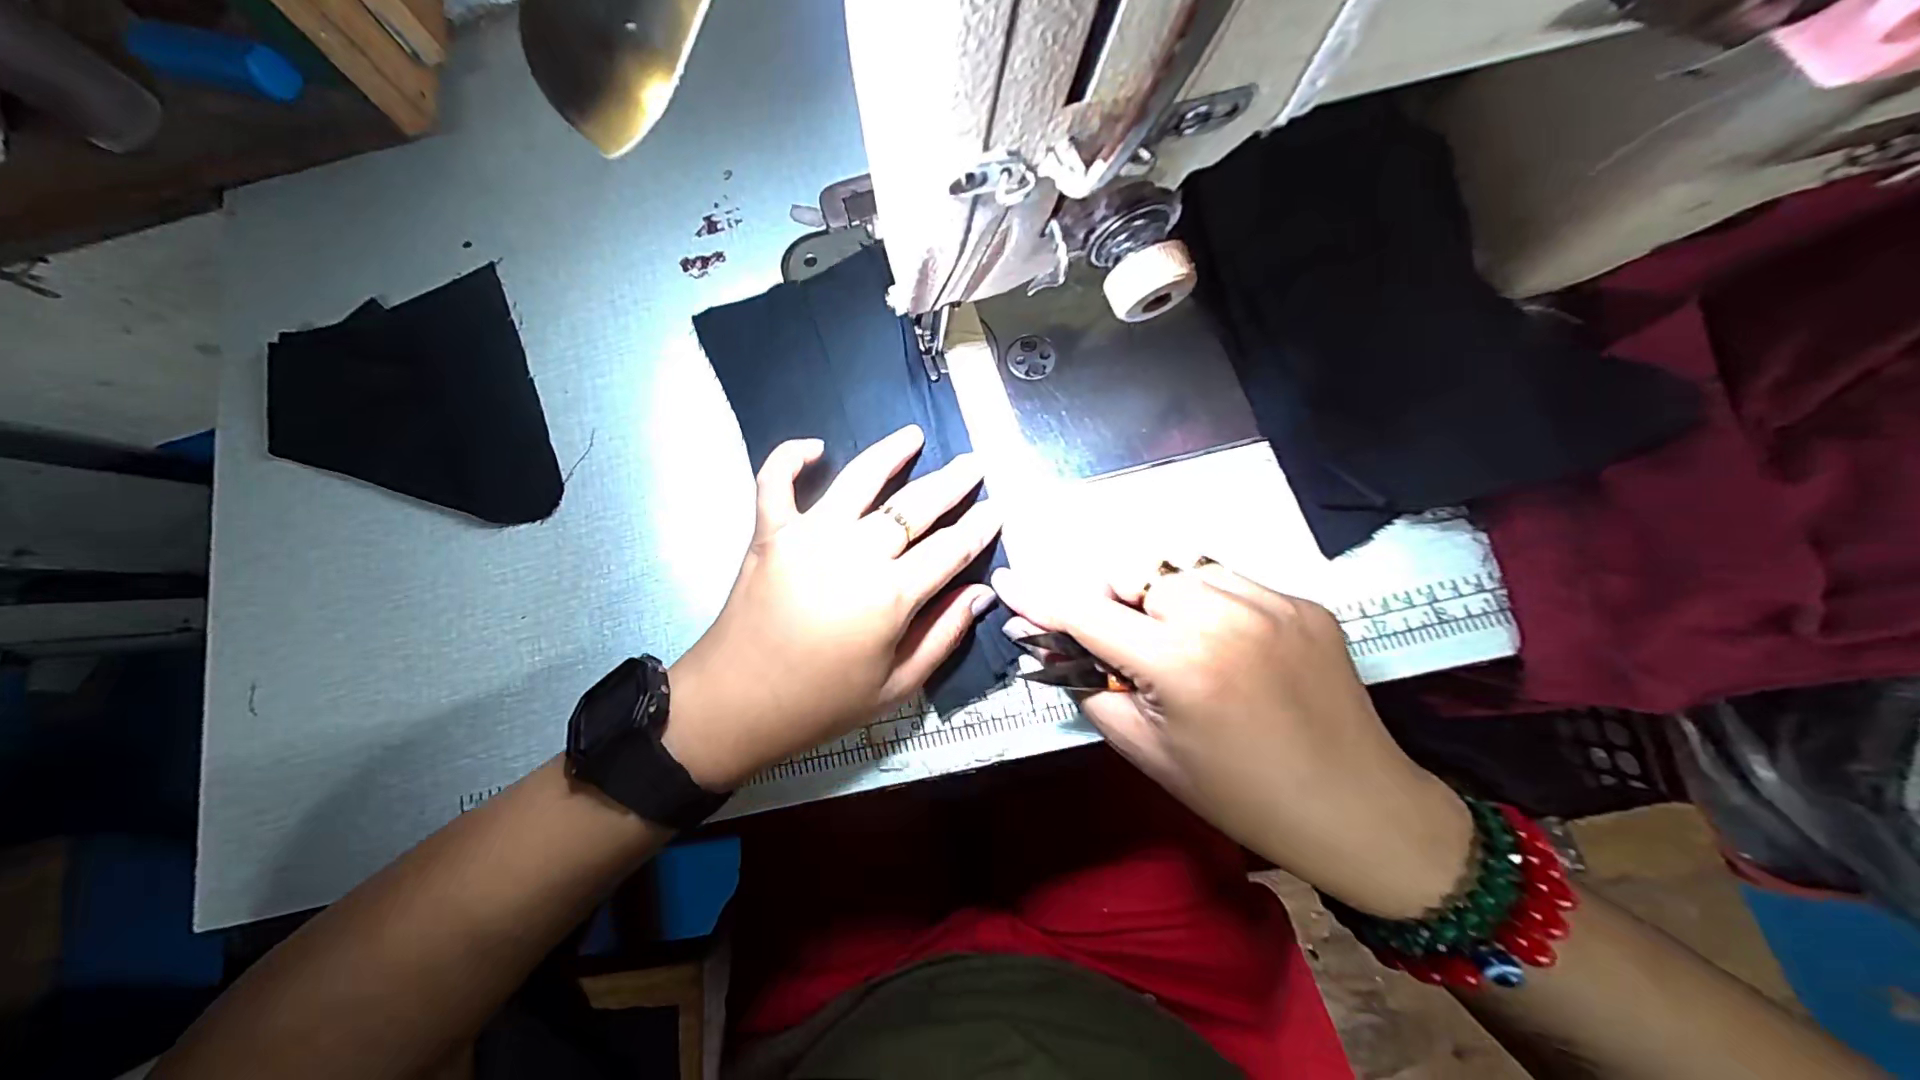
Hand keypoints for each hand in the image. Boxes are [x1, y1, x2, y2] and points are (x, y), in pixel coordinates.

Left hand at [662, 426, 1001, 790]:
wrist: (736, 704)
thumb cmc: (821, 703)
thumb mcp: (896, 687)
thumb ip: (943, 636)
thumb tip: (981, 593)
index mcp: (891, 597)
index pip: (950, 549)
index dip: (979, 528)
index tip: (998, 508)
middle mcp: (854, 554)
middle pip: (914, 507)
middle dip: (951, 484)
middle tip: (974, 464)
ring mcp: (807, 536)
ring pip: (858, 481)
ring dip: (890, 453)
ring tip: (914, 435)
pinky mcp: (768, 533)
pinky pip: (776, 482)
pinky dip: (790, 458)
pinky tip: (814, 448)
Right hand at [992, 561, 1472, 917]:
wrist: (1355, 808)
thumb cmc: (1237, 794)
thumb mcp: (1146, 752)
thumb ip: (1090, 688)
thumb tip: (1048, 645)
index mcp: (1179, 664)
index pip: (1087, 614)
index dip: (1041, 597)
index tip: (1010, 580)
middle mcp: (1223, 617)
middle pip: (1136, 575)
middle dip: (1115, 599)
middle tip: (1123, 640)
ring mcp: (1271, 603)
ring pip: (1184, 571)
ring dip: (1164, 597)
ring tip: (1179, 641)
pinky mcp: (1304, 603)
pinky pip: (1235, 582)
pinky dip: (1212, 603)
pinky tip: (1227, 643)